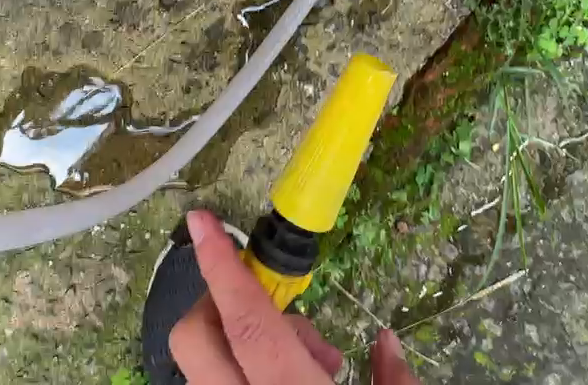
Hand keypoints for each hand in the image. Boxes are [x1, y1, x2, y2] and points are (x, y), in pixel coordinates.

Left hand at [171, 210, 420, 383]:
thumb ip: (392, 380)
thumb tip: (386, 342)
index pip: (246, 320)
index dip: (220, 265)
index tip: (199, 219)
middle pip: (195, 336)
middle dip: (220, 300)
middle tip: (271, 304)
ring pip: (199, 363)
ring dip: (239, 340)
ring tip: (303, 360)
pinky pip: (216, 382)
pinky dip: (243, 369)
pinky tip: (291, 380)